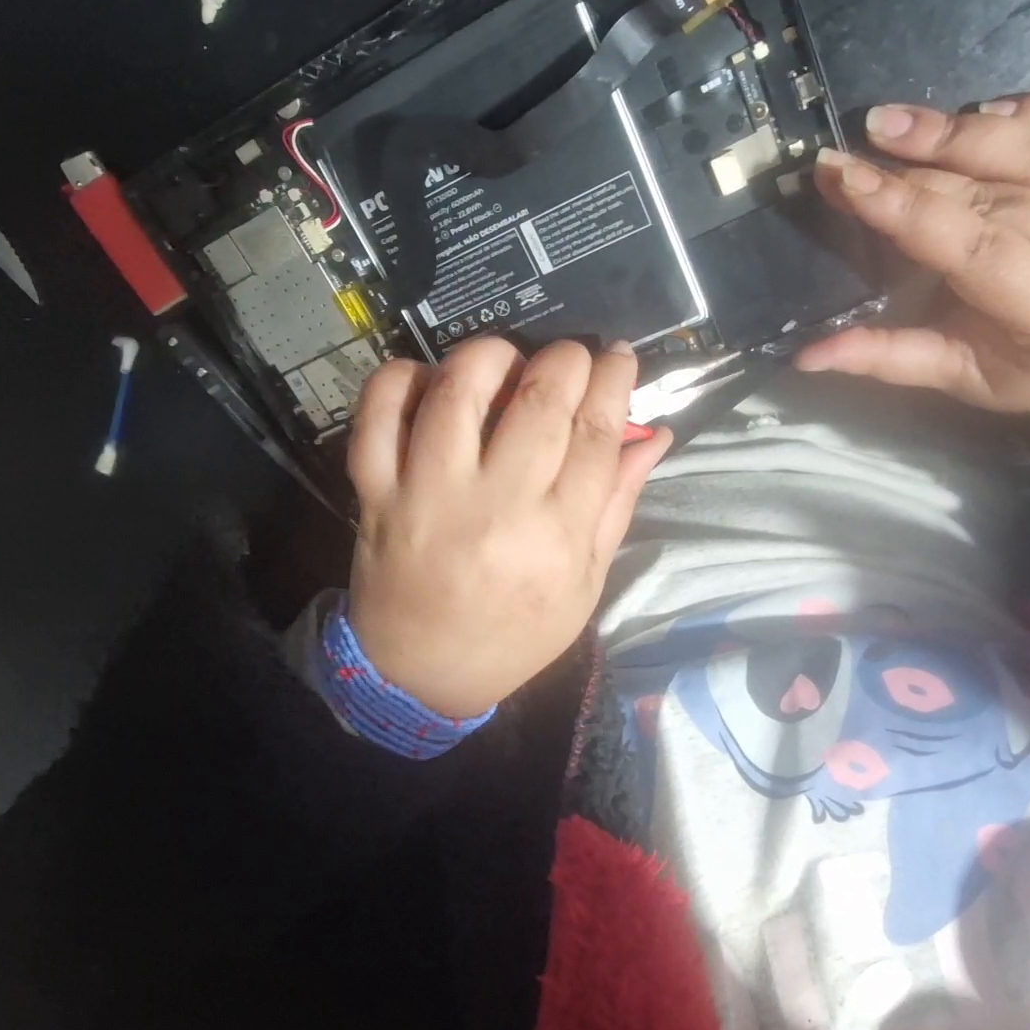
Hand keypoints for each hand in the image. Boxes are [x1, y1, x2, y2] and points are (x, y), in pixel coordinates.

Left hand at [346, 338, 672, 717]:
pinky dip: (400, 378)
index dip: (615, 381)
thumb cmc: (515, 631)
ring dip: (490, 356)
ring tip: (505, 361)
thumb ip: (617, 503)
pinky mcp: (376, 492)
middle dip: (566, 359)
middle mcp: (494, 507)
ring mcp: (427, 495)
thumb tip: (654, 435)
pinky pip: (378, 416)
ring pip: (457, 393)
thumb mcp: (584, 582)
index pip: (596, 434)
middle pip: (538, 402)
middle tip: (572, 357)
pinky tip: (430, 379)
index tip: (619, 356)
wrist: (421, 673)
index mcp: (555, 535)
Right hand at [798, 93, 1029, 412]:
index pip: (974, 246)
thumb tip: (807, 356)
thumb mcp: (961, 377)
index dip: (906, 210)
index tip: (844, 180)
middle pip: (993, 193)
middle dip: (911, 170)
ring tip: (893, 123)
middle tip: (844, 155)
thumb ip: (890, 359)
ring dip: (958, 129)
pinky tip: (979, 112)